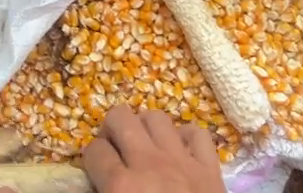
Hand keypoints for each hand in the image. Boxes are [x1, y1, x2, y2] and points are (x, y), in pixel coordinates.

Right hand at [81, 106, 223, 192]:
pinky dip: (186, 139)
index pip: (94, 151)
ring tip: (146, 148)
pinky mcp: (211, 170)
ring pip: (156, 117)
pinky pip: (197, 134)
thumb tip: (97, 189)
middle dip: (112, 130)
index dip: (92, 160)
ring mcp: (182, 163)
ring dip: (146, 129)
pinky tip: (180, 154)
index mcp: (121, 188)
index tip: (96, 172)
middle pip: (120, 117)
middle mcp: (148, 165)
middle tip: (116, 151)